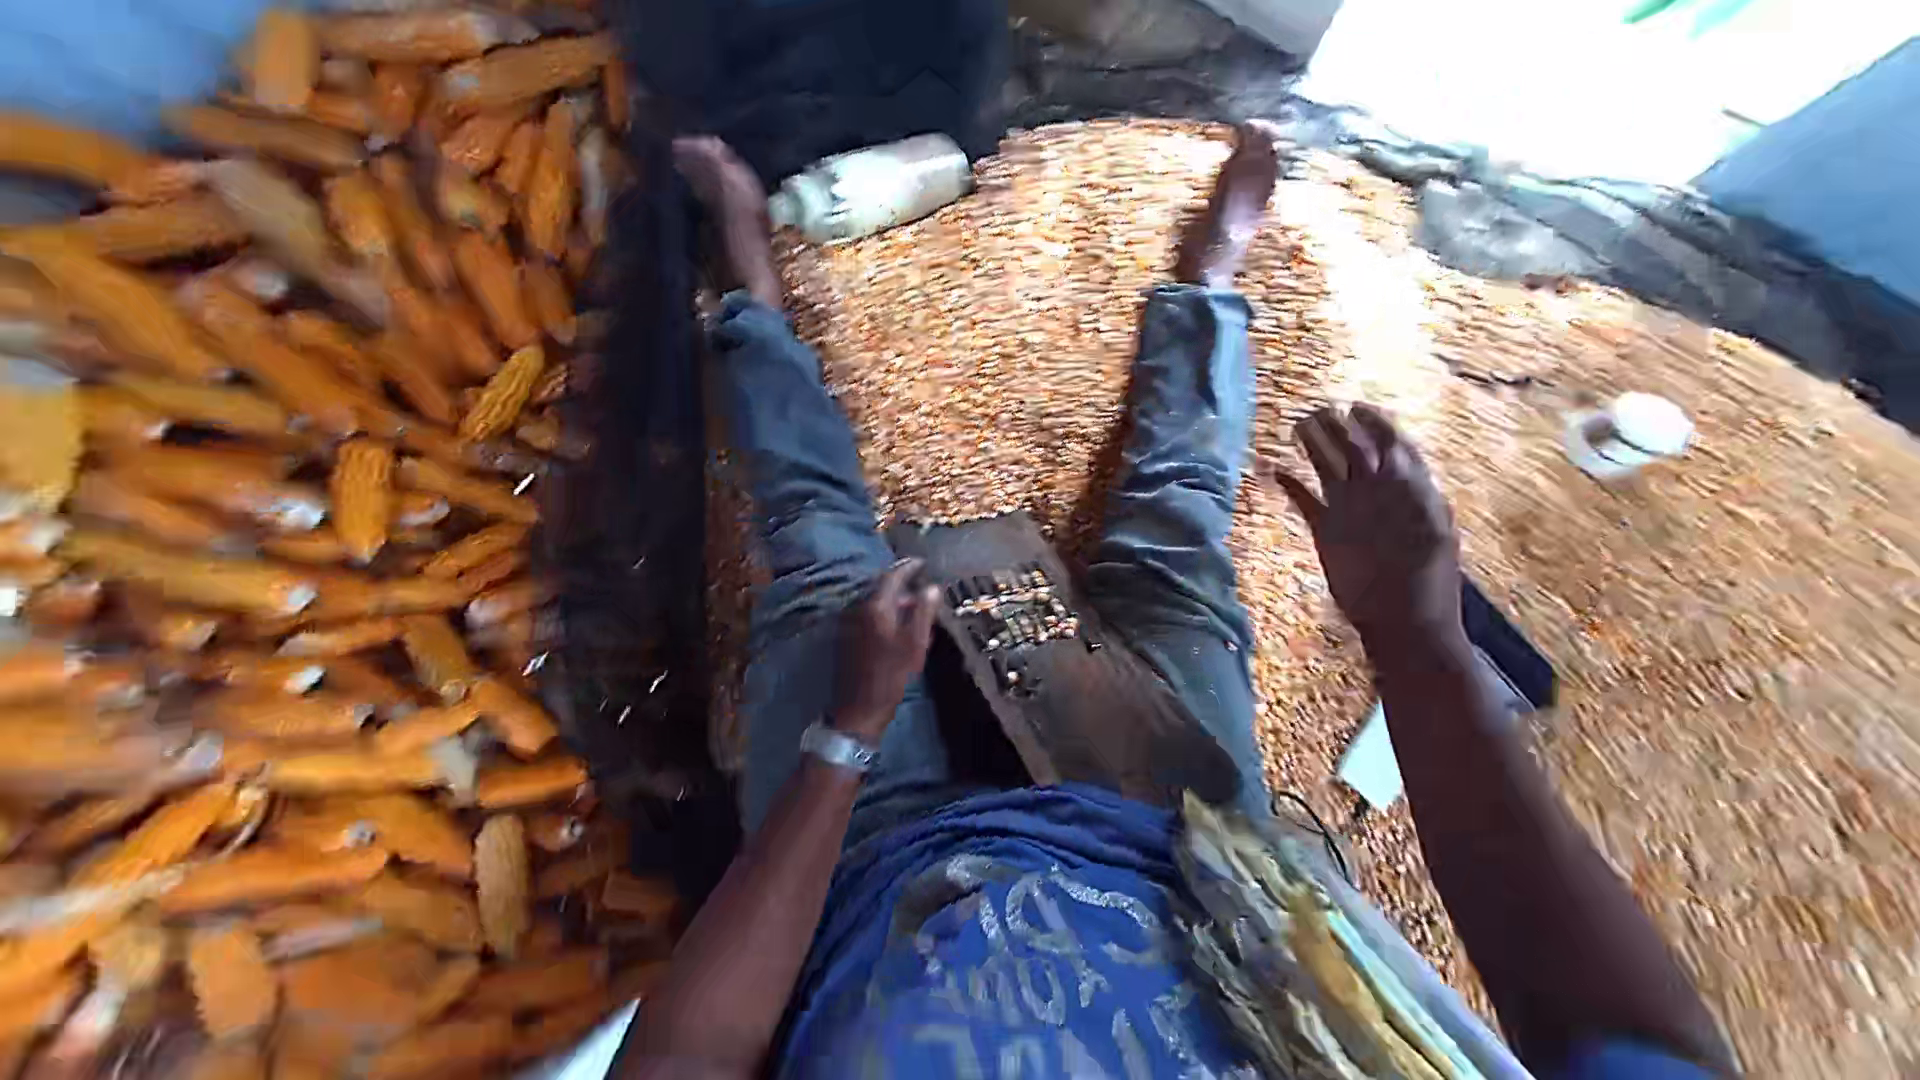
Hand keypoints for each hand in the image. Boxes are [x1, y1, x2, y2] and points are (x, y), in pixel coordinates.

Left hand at [831, 558, 940, 739]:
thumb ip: (923, 612)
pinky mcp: (848, 637)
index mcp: (876, 607)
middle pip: (882, 587)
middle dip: (902, 583)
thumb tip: (931, 587)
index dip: (908, 567)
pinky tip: (899, 623)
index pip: (892, 576)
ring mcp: (851, 623)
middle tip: (922, 584)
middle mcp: (859, 609)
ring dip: (894, 599)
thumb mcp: (915, 643)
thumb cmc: (891, 675)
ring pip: (876, 602)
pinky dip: (885, 612)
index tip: (922, 563)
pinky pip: (870, 615)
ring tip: (915, 605)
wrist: (860, 708)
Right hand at [1273, 404, 1464, 654]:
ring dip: (1313, 448)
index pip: (1389, 445)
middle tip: (1317, 411)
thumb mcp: (1429, 528)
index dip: (1374, 424)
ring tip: (1296, 427)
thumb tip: (1392, 452)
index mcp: (1406, 490)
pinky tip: (1275, 472)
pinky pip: (1305, 502)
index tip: (1354, 405)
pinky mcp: (1326, 532)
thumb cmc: (1425, 581)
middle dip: (1338, 428)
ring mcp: (1348, 513)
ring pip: (1328, 470)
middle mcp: (1375, 495)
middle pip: (1354, 451)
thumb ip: (1409, 490)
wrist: (1405, 622)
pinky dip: (1291, 486)